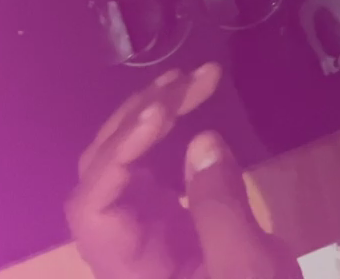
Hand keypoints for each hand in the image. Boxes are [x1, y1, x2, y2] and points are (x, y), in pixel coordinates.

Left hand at [67, 62, 301, 278]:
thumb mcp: (247, 268)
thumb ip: (220, 205)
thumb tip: (201, 140)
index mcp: (130, 268)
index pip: (93, 205)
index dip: (118, 154)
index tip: (165, 112)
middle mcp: (123, 245)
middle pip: (100, 173)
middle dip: (140, 118)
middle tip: (195, 80)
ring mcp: (142, 231)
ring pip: (119, 165)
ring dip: (149, 116)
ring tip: (192, 79)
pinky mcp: (165, 221)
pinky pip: (146, 168)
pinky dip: (163, 131)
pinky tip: (188, 107)